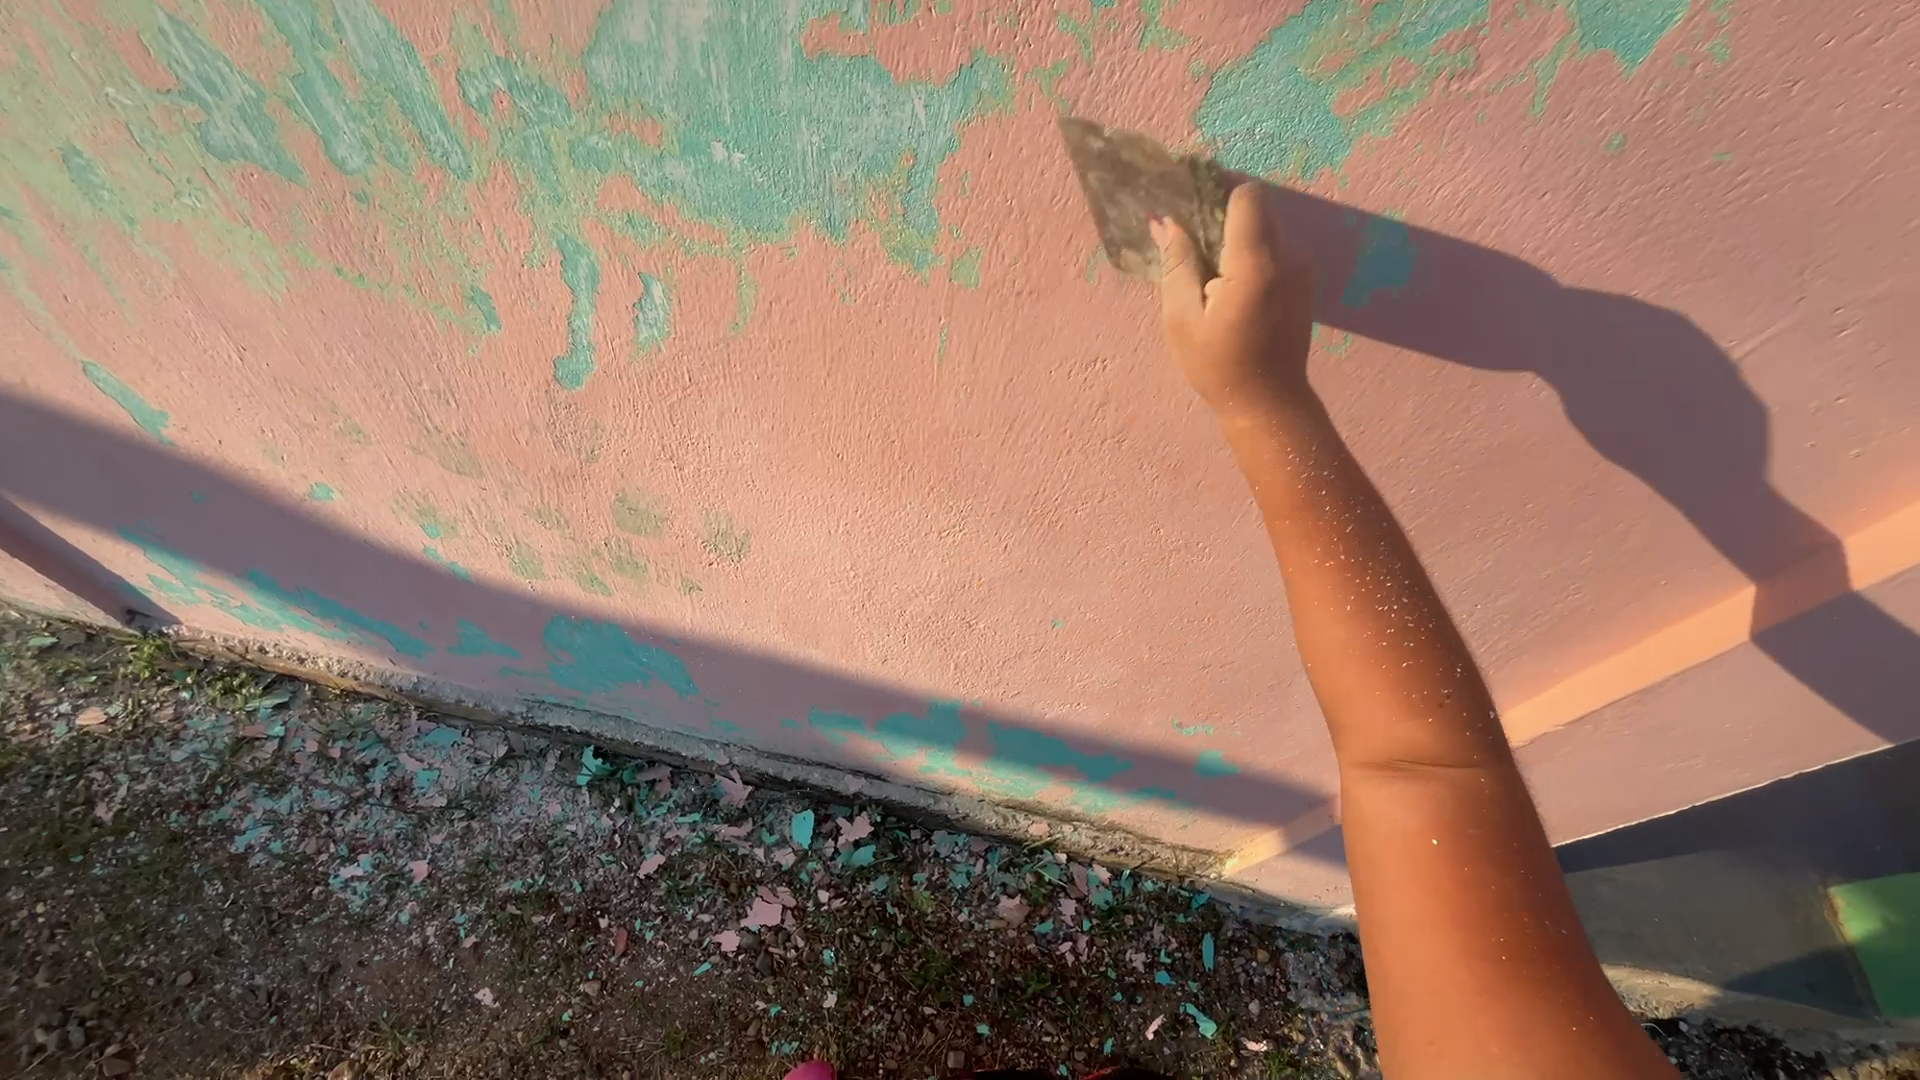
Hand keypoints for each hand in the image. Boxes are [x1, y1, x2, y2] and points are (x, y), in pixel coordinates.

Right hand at [1151, 180, 1316, 418]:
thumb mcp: (1182, 321)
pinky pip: (1275, 250)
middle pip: (1256, 209)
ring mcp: (1302, 268)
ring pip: (1266, 229)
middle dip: (1222, 217)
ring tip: (1208, 276)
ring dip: (1235, 239)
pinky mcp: (1305, 281)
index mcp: (1256, 265)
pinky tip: (1229, 290)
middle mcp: (1288, 256)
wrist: (1268, 403)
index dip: (1216, 193)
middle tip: (1190, 245)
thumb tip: (1165, 221)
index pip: (1246, 196)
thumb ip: (1177, 265)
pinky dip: (1250, 256)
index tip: (1189, 205)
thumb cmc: (1217, 367)